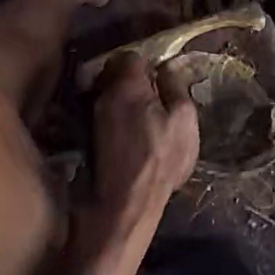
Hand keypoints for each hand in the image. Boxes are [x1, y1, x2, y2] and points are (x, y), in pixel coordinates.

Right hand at [79, 54, 199, 274]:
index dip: (139, 67)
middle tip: (96, 92)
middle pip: (152, 101)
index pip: (165, 72)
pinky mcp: (146, 185)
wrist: (118, 217)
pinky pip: (127, 151)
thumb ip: (131, 69)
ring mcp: (168, 165)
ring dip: (115, 118)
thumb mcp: (128, 96)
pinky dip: (111, 143)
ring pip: (139, 126)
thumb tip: (129, 58)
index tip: (113, 68)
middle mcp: (185, 137)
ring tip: (88, 115)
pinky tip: (91, 144)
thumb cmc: (129, 150)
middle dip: (126, 94)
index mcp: (187, 112)